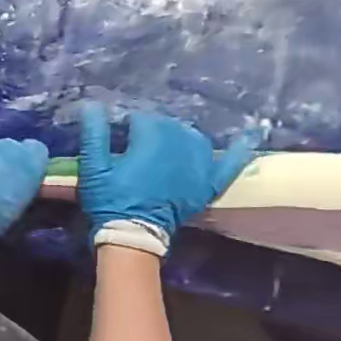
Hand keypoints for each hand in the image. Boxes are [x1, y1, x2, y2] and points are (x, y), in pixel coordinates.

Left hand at [0, 136, 50, 251]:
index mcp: (34, 158)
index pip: (36, 151)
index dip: (26, 163)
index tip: (19, 176)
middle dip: (3, 160)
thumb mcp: (23, 205)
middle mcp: (12, 143)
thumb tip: (20, 189)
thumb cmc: (1, 213)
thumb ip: (24, 189)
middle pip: (9, 147)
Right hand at [78, 103, 257, 250]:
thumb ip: (94, 135)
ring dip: (179, 136)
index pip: (144, 119)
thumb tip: (92, 105)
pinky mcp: (207, 185)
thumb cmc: (109, 200)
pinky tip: (248, 136)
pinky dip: (240, 150)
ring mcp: (199, 167)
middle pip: (169, 127)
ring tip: (164, 142)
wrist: (131, 235)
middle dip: (152, 129)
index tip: (119, 133)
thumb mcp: (94, 167)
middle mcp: (181, 147)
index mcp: (153, 140)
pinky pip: (229, 164)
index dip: (129, 124)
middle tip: (135, 142)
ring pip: (194, 139)